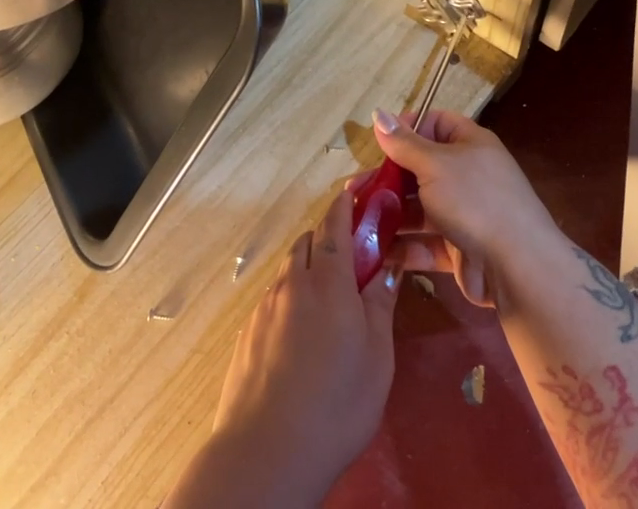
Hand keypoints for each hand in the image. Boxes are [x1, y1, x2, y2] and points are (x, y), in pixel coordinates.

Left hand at [168, 186, 400, 507]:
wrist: (267, 451)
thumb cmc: (338, 402)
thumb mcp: (377, 354)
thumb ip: (380, 302)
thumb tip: (389, 262)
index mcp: (329, 281)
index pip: (336, 224)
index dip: (347, 201)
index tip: (359, 185)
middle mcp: (292, 283)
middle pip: (310, 241)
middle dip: (331, 234)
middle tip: (355, 252)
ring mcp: (265, 308)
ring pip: (290, 269)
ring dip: (311, 266)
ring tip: (333, 297)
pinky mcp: (248, 333)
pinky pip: (275, 298)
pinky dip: (293, 295)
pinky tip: (305, 331)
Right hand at [372, 109, 559, 307]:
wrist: (517, 264)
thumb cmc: (475, 200)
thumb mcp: (435, 164)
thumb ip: (404, 143)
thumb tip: (378, 113)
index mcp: (469, 145)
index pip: (437, 124)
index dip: (409, 128)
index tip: (378, 141)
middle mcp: (467, 176)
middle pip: (420, 170)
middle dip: (386, 179)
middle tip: (353, 190)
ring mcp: (463, 214)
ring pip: (418, 209)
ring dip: (388, 215)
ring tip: (354, 221)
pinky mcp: (457, 249)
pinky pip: (423, 243)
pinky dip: (400, 247)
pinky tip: (370, 250)